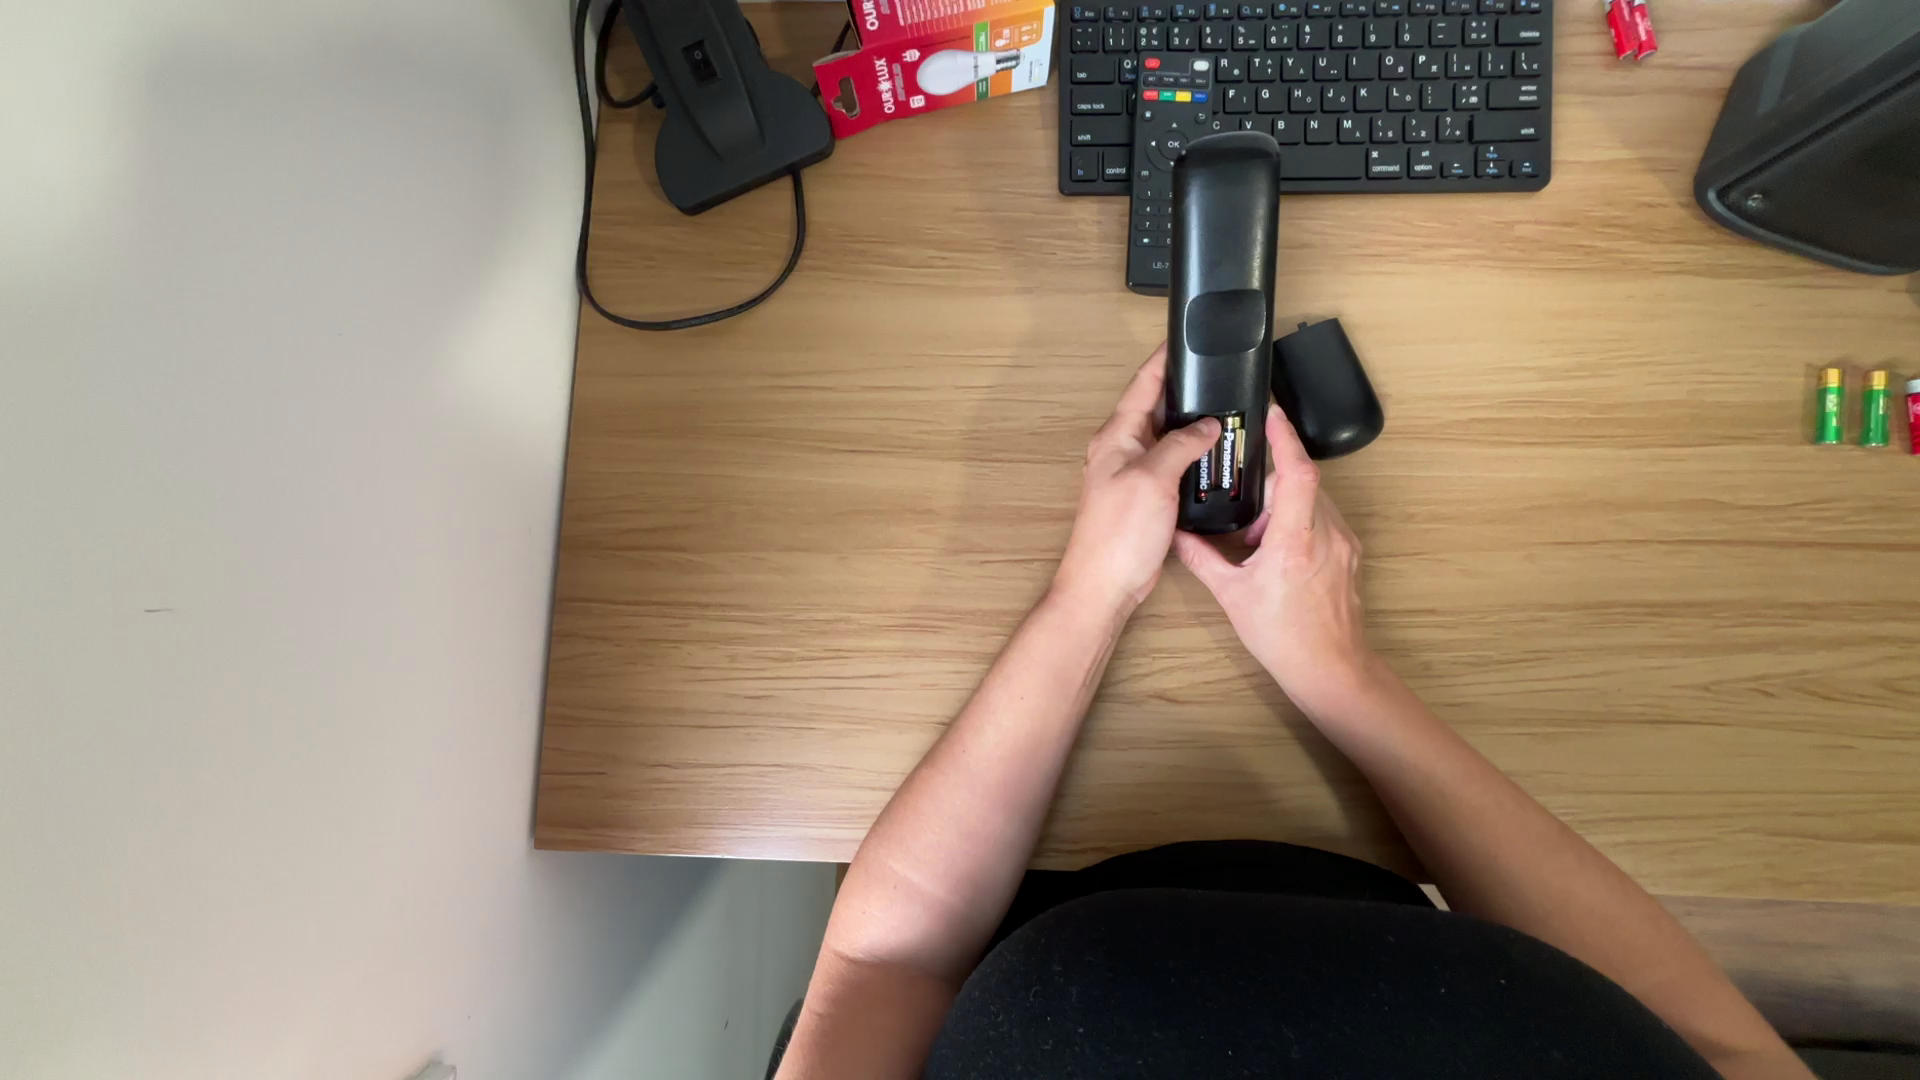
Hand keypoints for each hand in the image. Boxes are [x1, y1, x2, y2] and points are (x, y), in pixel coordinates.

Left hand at [1054, 344, 1220, 613]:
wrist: (1105, 582)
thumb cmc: (1117, 533)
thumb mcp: (1152, 478)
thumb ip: (1181, 444)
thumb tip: (1207, 424)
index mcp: (1116, 436)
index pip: (1142, 384)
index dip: (1163, 359)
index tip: (1183, 338)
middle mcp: (1122, 449)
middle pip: (1156, 407)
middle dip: (1185, 391)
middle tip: (1218, 376)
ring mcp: (1132, 473)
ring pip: (1166, 436)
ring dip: (1190, 424)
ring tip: (1224, 409)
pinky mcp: (1145, 495)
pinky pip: (1170, 463)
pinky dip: (1190, 454)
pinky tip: (1212, 452)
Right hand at [1172, 404, 1378, 717]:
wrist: (1330, 668)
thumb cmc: (1283, 636)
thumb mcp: (1231, 594)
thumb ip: (1201, 557)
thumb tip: (1177, 534)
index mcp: (1294, 542)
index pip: (1297, 473)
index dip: (1285, 438)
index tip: (1271, 413)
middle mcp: (1326, 535)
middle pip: (1301, 482)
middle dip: (1270, 481)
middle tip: (1243, 495)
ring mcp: (1342, 543)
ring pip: (1313, 499)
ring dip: (1283, 503)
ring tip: (1256, 532)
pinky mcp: (1347, 553)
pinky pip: (1321, 518)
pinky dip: (1297, 519)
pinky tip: (1274, 546)